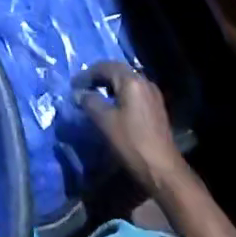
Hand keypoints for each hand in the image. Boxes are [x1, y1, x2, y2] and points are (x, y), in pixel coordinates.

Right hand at [73, 60, 186, 197]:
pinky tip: (113, 106)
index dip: (87, 74)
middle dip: (98, 77)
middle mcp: (144, 82)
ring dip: (109, 85)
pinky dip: (120, 94)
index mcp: (132, 81)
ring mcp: (153, 94)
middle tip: (82, 87)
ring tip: (95, 95)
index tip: (73, 85)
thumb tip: (79, 93)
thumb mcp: (105, 121)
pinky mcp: (156, 107)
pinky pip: (134, 92)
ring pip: (126, 81)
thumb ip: (89, 102)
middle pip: (117, 71)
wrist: (162, 169)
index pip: (105, 67)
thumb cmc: (131, 143)